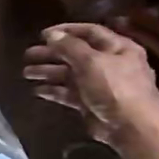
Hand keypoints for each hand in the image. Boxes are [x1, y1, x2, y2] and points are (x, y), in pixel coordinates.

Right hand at [23, 22, 158, 151]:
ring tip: (27, 73)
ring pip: (69, 74)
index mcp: (118, 48)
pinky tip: (37, 90)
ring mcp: (100, 84)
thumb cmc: (115, 88)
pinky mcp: (91, 103)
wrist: (132, 128)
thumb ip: (69, 47)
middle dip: (51, 53)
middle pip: (75, 54)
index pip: (90, 32)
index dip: (66, 30)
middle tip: (28, 55)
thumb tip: (52, 35)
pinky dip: (54, 91)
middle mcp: (109, 64)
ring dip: (48, 72)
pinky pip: (69, 93)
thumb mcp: (91, 62)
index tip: (42, 35)